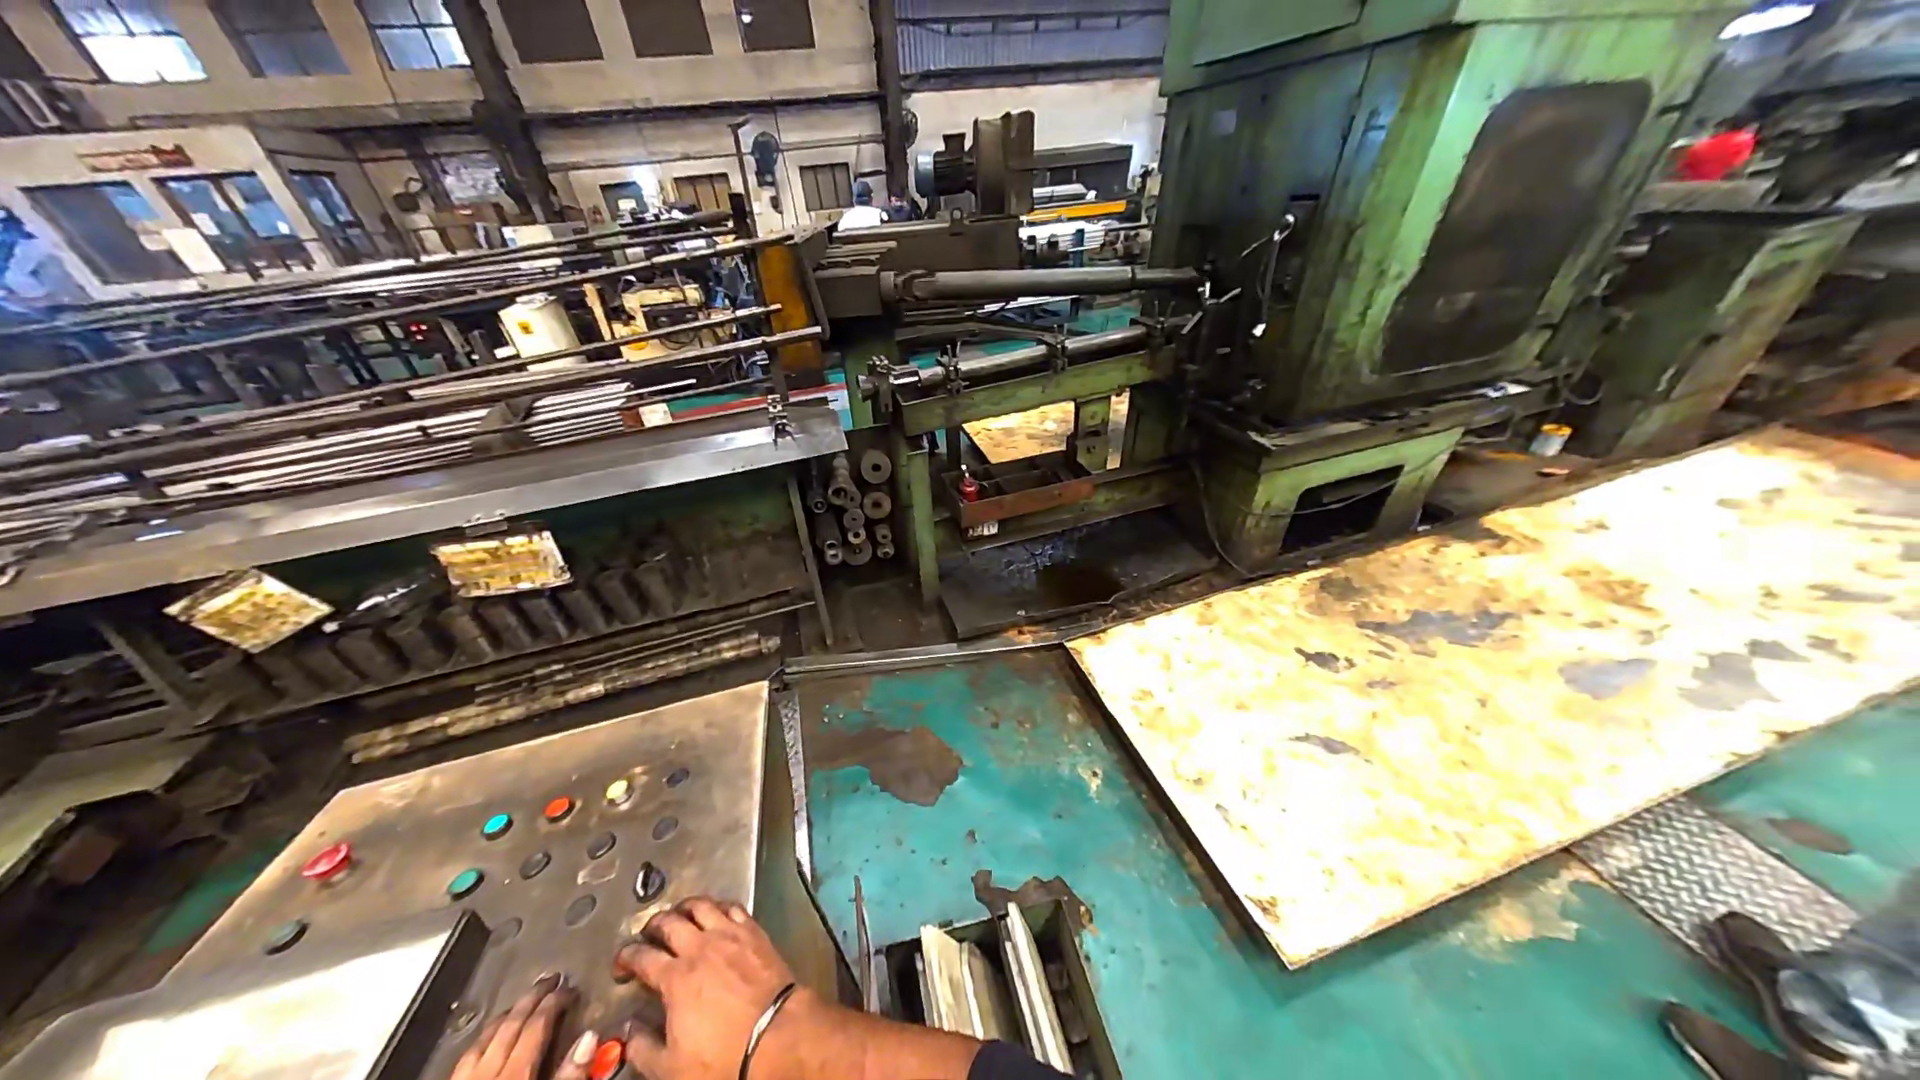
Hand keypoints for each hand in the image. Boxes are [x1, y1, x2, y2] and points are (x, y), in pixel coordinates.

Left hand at [452, 972, 596, 1079]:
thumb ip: (569, 1074)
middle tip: (550, 979)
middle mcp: (485, 1072)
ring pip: (482, 1039)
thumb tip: (590, 1036)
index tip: (570, 989)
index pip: (537, 1025)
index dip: (555, 1002)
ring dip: (505, 1015)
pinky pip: (463, 1058)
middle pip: (510, 1025)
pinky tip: (485, 1039)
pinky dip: (480, 1039)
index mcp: (514, 1073)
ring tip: (520, 1002)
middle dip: (532, 998)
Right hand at [614, 897, 805, 1079]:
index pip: (642, 956)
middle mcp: (700, 946)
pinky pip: (732, 906)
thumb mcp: (671, 1068)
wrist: (777, 1034)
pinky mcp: (753, 930)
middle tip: (648, 935)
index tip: (621, 964)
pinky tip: (716, 914)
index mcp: (676, 977)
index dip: (626, 957)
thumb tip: (629, 1031)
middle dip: (652, 925)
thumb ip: (643, 1049)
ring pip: (702, 905)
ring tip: (679, 914)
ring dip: (685, 907)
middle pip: (670, 921)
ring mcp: (729, 934)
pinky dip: (719, 906)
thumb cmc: (722, 1055)